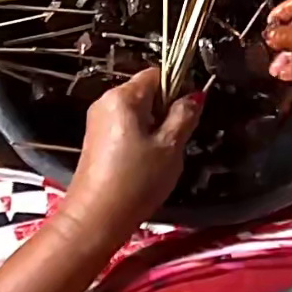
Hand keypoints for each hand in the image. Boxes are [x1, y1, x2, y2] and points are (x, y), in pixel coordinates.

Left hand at [60, 68, 202, 235]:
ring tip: (162, 154)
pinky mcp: (95, 137)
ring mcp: (98, 119)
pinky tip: (145, 161)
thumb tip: (195, 94)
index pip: (157, 73)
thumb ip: (185, 116)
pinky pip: (125, 124)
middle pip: (146, 91)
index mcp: (123, 96)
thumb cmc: (136, 181)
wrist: (96, 218)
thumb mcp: (169, 148)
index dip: (178, 86)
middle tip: (177, 138)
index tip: (190, 111)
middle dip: (165, 109)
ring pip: (136, 109)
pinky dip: (139, 135)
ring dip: (154, 124)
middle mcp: (106, 100)